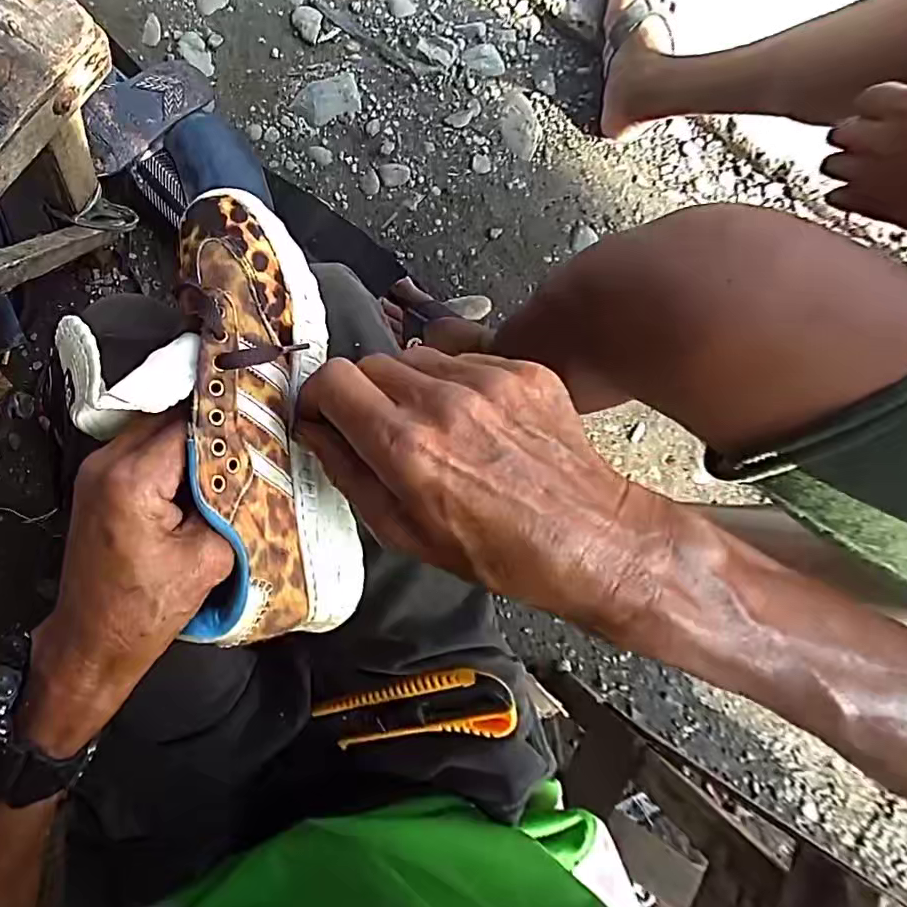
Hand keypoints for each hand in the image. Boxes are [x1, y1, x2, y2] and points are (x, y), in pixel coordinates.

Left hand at [25, 412, 231, 755]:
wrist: (93, 641)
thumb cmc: (135, 614)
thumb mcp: (206, 559)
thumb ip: (230, 506)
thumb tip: (246, 476)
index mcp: (132, 480)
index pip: (188, 425)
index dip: (226, 424)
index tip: (253, 425)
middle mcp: (105, 467)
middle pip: (167, 421)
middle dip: (207, 430)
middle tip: (243, 442)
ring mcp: (95, 474)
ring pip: (152, 434)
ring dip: (186, 444)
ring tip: (221, 464)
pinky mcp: (96, 487)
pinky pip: (138, 455)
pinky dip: (166, 460)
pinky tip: (192, 480)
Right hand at [296, 349, 677, 639]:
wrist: (592, 539)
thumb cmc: (496, 549)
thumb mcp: (400, 530)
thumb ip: (346, 472)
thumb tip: (315, 432)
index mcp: (406, 447)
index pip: (333, 380)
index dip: (317, 396)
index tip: (322, 413)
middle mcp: (443, 403)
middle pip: (367, 364)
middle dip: (359, 394)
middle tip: (374, 427)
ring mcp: (487, 381)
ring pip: (410, 356)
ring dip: (403, 386)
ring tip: (427, 425)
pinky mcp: (521, 369)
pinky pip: (457, 359)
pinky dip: (448, 383)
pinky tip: (467, 419)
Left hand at [822, 57, 906, 297]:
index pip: (872, 96)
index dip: (887, 98)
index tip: (902, 102)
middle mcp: (882, 141)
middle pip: (843, 130)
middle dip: (859, 129)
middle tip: (884, 133)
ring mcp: (871, 177)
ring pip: (832, 165)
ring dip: (849, 162)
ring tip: (876, 161)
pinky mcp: (871, 208)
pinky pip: (836, 198)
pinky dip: (847, 194)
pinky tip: (871, 191)